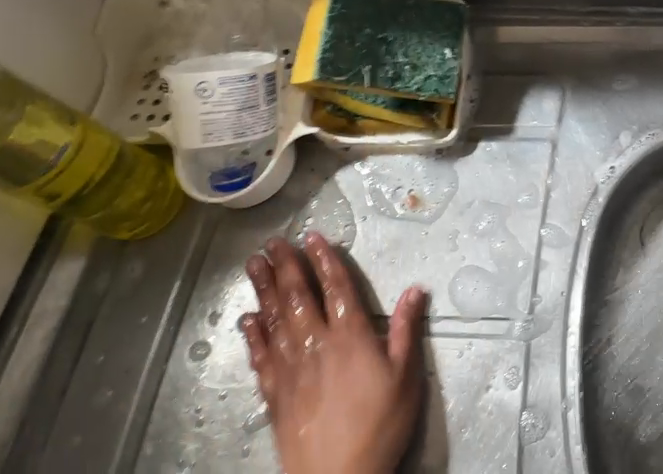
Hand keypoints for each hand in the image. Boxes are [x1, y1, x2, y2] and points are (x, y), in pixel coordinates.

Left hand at [242, 235, 427, 473]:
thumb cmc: (380, 425)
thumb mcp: (406, 377)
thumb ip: (406, 331)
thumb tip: (415, 289)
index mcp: (350, 336)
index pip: (336, 288)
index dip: (324, 260)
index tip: (312, 237)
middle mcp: (316, 344)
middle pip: (298, 297)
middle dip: (285, 266)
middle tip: (273, 242)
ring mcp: (291, 369)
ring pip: (275, 319)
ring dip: (264, 289)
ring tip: (253, 264)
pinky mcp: (275, 393)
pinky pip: (261, 355)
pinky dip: (253, 334)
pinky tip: (247, 319)